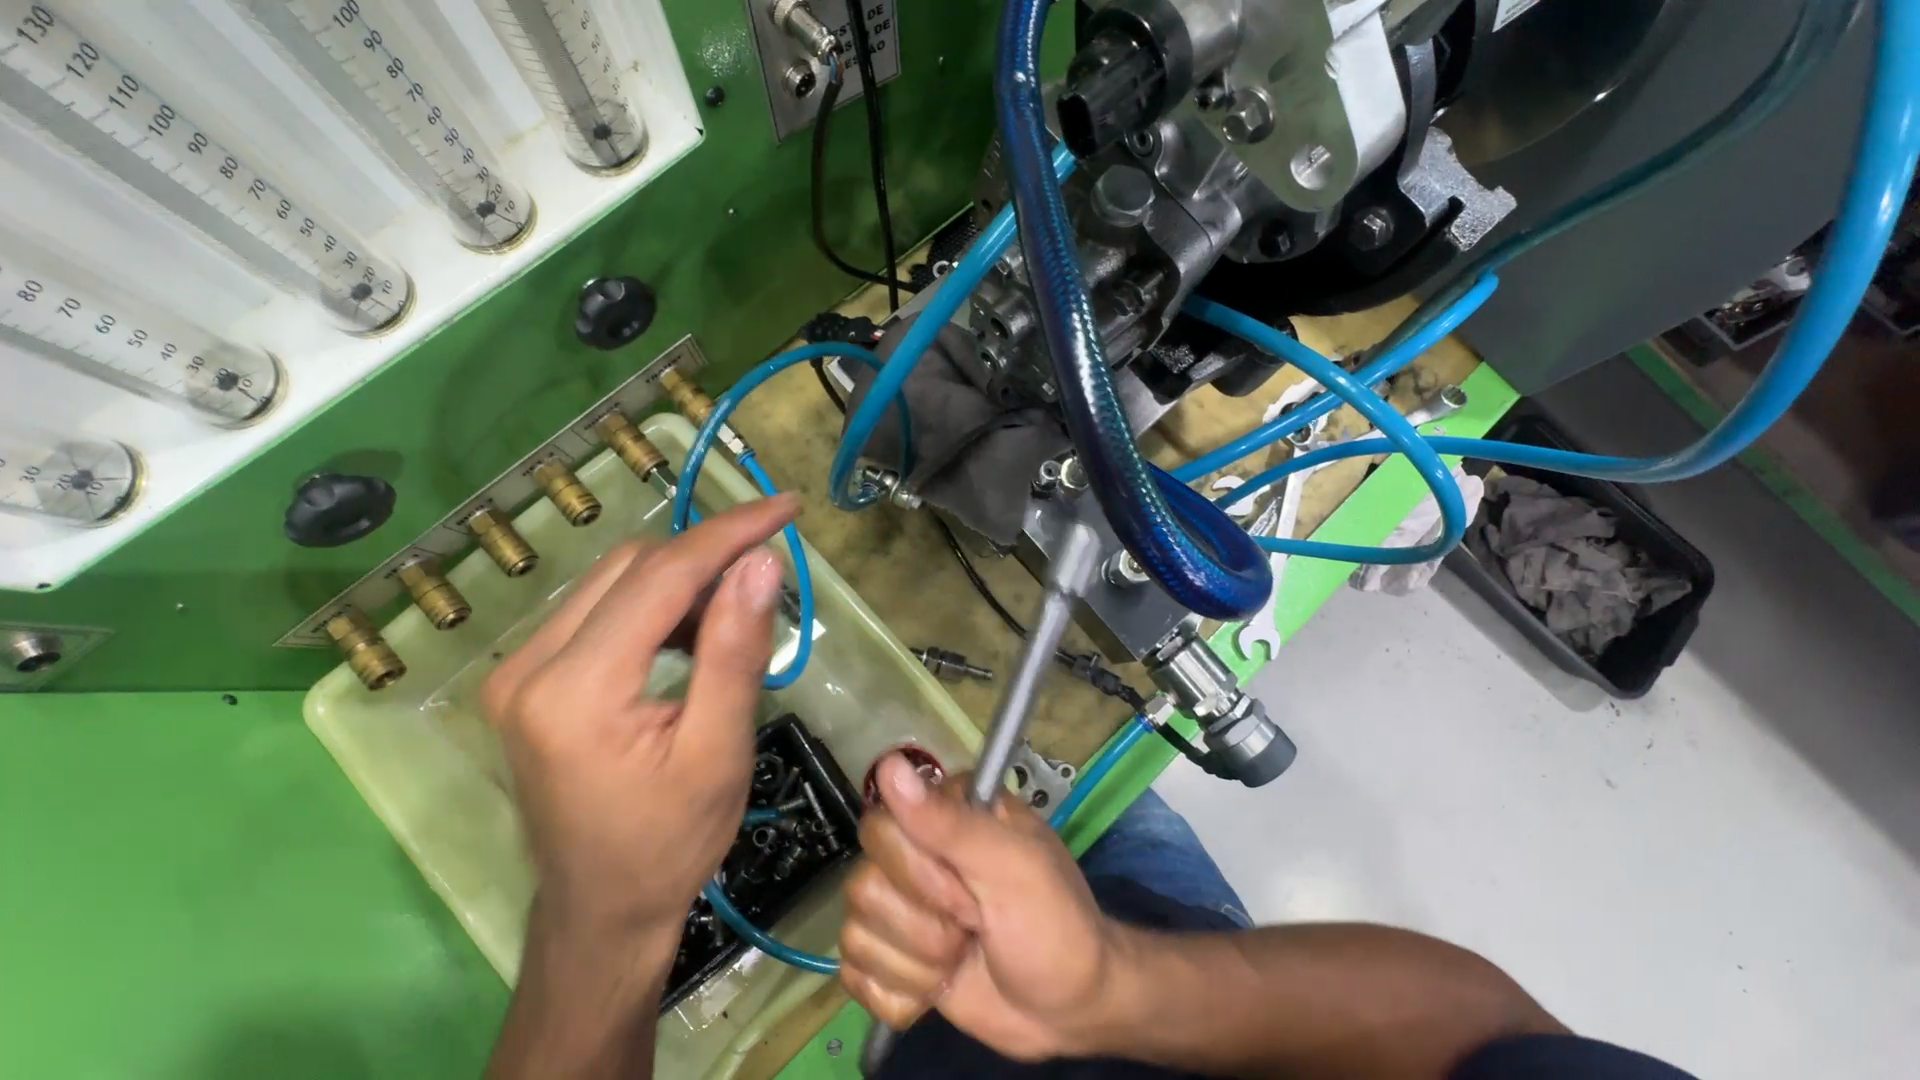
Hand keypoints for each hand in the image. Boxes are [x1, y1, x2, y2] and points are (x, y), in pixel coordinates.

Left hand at [483, 495, 798, 944]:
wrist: (601, 909)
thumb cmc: (671, 842)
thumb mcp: (719, 752)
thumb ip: (735, 652)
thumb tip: (762, 562)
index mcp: (575, 690)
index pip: (660, 578)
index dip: (729, 533)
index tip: (785, 506)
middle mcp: (528, 666)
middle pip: (630, 569)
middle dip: (706, 556)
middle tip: (768, 572)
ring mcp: (516, 671)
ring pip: (612, 581)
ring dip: (680, 579)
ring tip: (733, 613)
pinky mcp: (524, 679)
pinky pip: (596, 610)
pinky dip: (651, 605)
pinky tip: (688, 635)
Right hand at [838, 754, 1125, 1061]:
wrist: (1070, 1006)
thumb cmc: (1053, 924)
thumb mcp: (1012, 867)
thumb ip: (949, 822)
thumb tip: (890, 766)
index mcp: (943, 815)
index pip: (881, 828)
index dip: (920, 875)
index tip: (971, 895)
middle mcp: (913, 853)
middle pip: (865, 885)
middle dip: (926, 926)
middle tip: (976, 925)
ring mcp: (899, 907)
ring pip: (856, 933)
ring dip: (919, 963)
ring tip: (964, 956)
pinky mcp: (890, 958)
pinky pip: (856, 975)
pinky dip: (902, 993)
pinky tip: (940, 986)